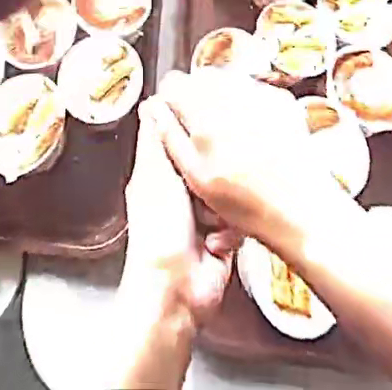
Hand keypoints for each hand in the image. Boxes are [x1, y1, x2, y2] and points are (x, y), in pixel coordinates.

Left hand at [121, 97, 237, 325]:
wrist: (177, 289)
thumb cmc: (157, 231)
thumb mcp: (154, 172)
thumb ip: (157, 137)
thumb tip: (151, 102)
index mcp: (159, 170)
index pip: (178, 136)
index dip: (193, 128)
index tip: (210, 121)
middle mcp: (180, 189)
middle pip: (209, 160)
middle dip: (216, 169)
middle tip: (214, 176)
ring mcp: (203, 212)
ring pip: (228, 187)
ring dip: (223, 205)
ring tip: (209, 220)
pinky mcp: (223, 234)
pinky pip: (239, 217)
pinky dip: (231, 229)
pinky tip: (218, 240)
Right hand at [145, 71, 352, 247]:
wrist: (304, 210)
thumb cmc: (248, 202)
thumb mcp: (196, 177)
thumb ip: (170, 136)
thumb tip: (154, 109)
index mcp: (203, 111)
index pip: (172, 83)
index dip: (170, 101)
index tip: (174, 117)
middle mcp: (230, 94)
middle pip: (200, 77)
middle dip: (196, 98)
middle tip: (202, 131)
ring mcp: (259, 93)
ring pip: (226, 80)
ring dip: (221, 97)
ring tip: (228, 133)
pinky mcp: (281, 99)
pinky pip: (253, 89)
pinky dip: (247, 103)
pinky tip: (253, 133)